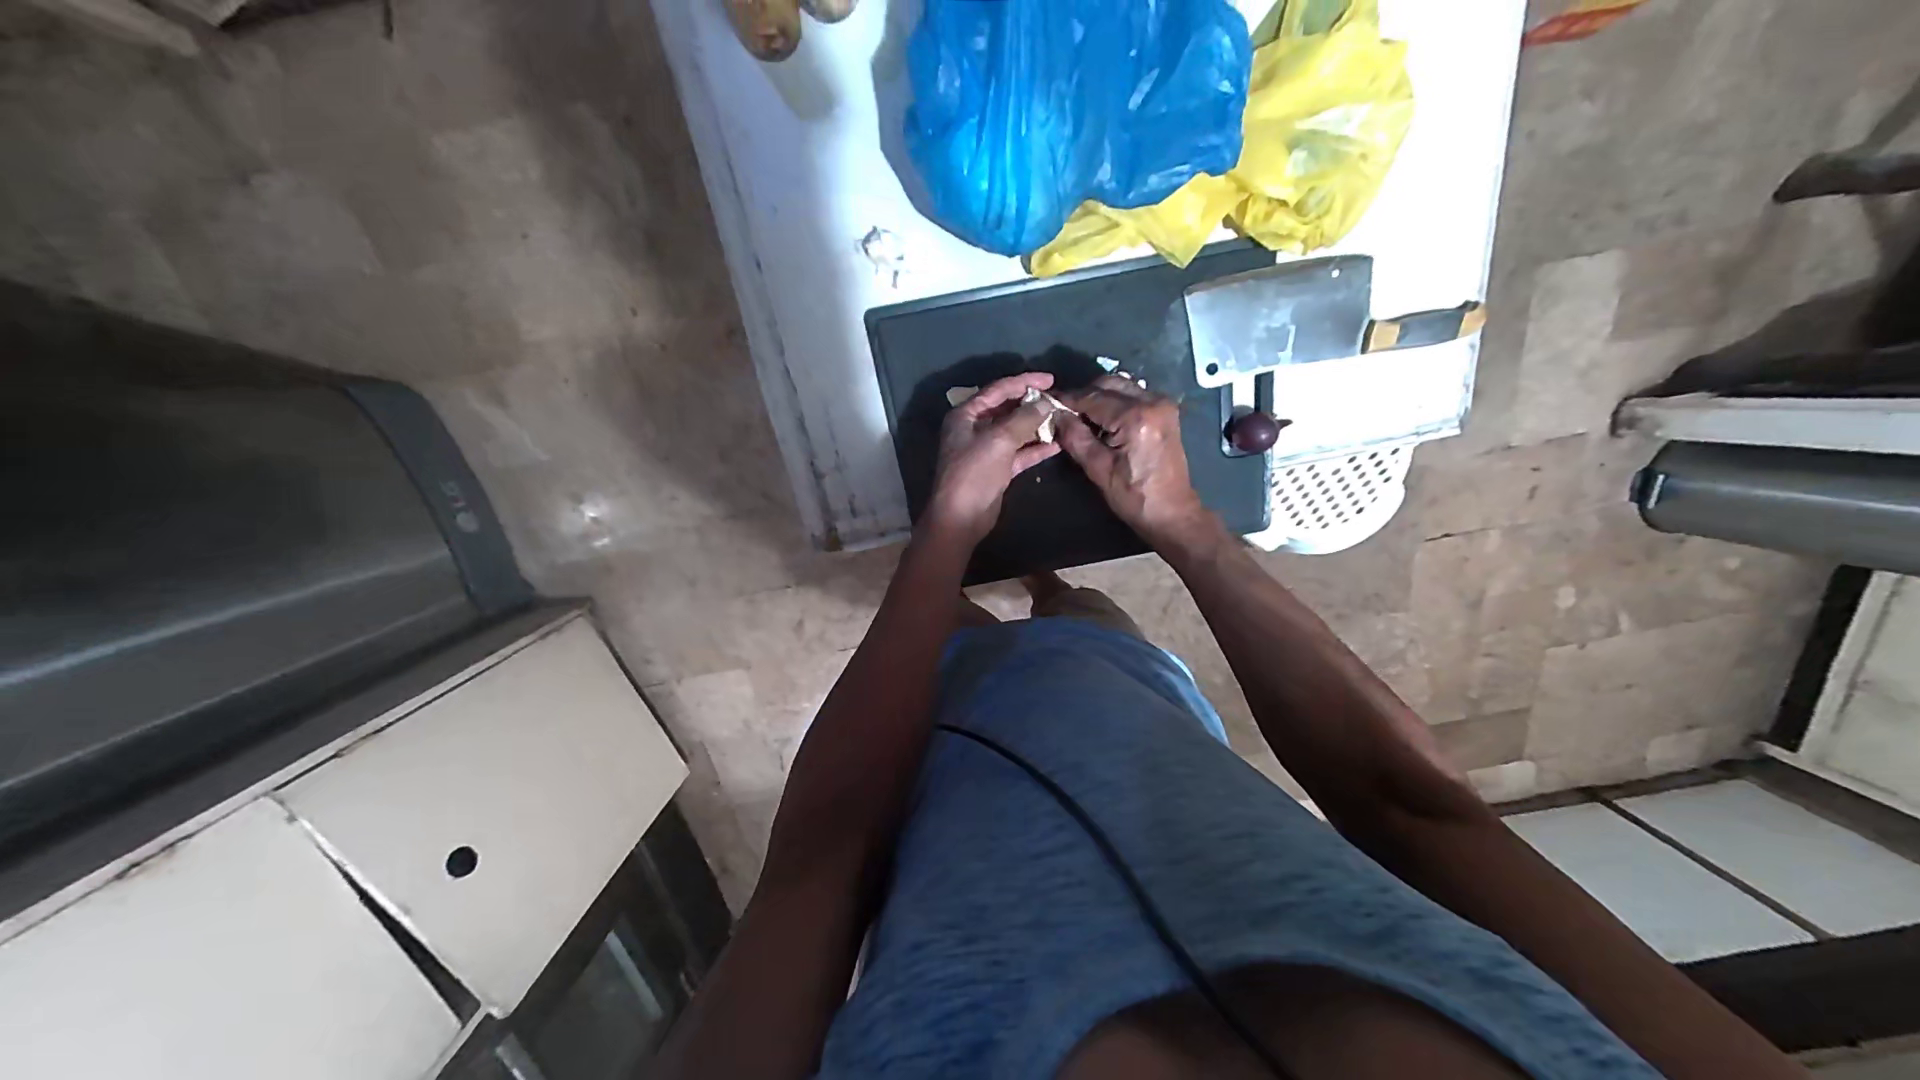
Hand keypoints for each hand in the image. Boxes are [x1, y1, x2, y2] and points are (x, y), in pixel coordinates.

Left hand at [923, 372, 1061, 545]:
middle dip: (1033, 405)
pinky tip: (1056, 444)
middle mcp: (974, 428)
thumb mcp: (999, 440)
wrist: (961, 516)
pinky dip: (1036, 448)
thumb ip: (1024, 418)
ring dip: (1037, 426)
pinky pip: (1020, 452)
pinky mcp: (997, 469)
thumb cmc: (974, 473)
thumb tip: (1045, 403)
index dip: (1024, 382)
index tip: (1050, 379)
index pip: (998, 390)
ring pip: (1016, 431)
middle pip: (1007, 409)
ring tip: (1062, 419)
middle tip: (1059, 399)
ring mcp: (986, 450)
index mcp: (966, 415)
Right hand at [1057, 376, 1216, 550]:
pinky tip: (1104, 422)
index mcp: (1136, 416)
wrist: (1171, 512)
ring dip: (1099, 398)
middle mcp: (1152, 401)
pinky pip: (1133, 395)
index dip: (1067, 400)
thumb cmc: (1134, 496)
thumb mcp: (1098, 469)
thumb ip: (1075, 437)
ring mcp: (1163, 404)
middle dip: (1084, 396)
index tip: (1047, 403)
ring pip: (1121, 386)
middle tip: (1064, 413)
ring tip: (1083, 419)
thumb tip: (1055, 415)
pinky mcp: (1166, 411)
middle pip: (1108, 384)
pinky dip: (1115, 402)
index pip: (1092, 398)